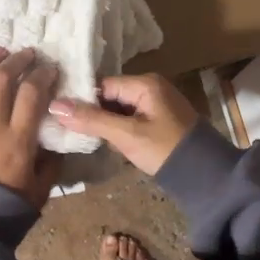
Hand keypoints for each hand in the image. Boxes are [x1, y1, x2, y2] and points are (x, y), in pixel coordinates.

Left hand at [0, 46, 61, 207]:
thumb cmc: (9, 207)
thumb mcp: (41, 186)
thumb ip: (49, 159)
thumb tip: (54, 138)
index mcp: (18, 138)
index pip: (32, 93)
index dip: (43, 75)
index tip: (50, 68)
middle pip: (2, 80)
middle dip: (17, 61)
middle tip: (26, 54)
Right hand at [48, 73, 200, 175]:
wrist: (205, 176)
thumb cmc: (165, 150)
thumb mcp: (126, 135)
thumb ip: (91, 120)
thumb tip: (54, 105)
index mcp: (145, 83)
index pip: (102, 85)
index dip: (82, 99)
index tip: (61, 115)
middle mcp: (151, 87)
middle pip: (109, 96)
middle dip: (92, 112)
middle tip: (69, 129)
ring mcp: (156, 104)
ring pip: (118, 109)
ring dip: (104, 123)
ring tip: (83, 137)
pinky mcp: (159, 120)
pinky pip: (129, 118)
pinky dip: (118, 129)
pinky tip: (107, 142)